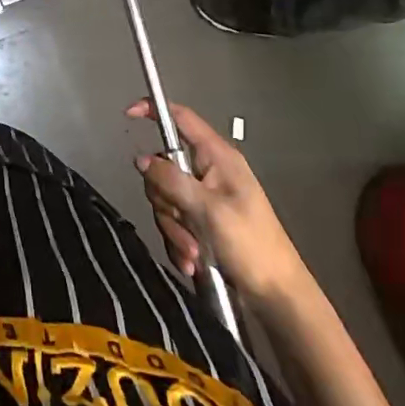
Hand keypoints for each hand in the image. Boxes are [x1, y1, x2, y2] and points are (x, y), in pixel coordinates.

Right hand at [129, 100, 306, 302]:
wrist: (276, 294)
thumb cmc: (251, 244)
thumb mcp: (208, 210)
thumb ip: (171, 181)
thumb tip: (141, 160)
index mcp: (218, 158)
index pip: (182, 119)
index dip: (154, 111)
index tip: (128, 114)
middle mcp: (209, 172)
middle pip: (163, 169)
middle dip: (166, 201)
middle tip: (182, 224)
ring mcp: (204, 198)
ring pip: (166, 200)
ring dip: (174, 229)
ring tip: (193, 253)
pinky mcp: (201, 222)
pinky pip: (174, 222)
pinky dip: (178, 242)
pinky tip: (191, 262)